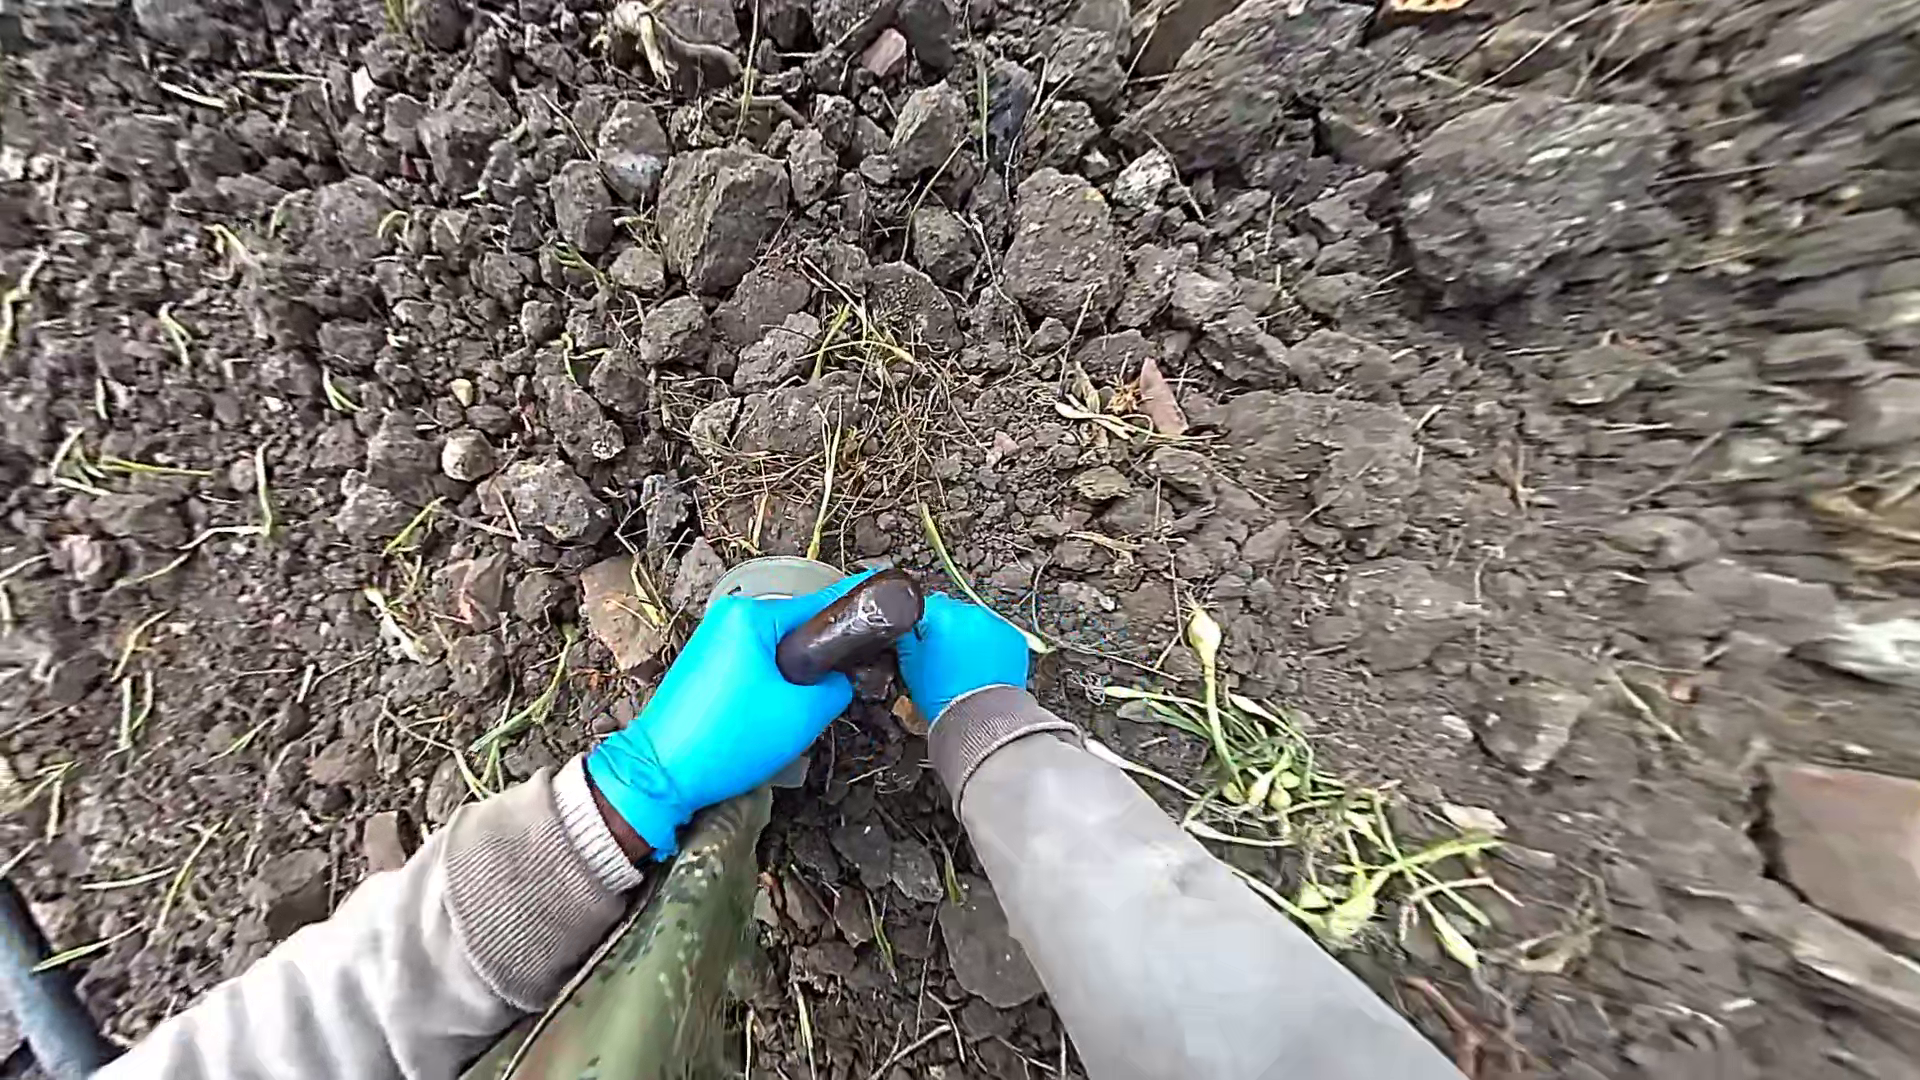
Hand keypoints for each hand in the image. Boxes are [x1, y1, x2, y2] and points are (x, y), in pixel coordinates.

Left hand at [587, 571, 873, 856]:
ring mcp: (714, 637)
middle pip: (799, 625)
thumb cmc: (728, 740)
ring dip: (797, 668)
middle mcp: (729, 617)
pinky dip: (774, 675)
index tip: (884, 596)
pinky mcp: (707, 661)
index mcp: (751, 616)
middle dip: (823, 651)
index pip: (820, 604)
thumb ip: (839, 687)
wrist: (657, 778)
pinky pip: (756, 658)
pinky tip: (783, 701)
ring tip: (812, 697)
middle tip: (849, 676)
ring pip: (778, 645)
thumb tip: (843, 678)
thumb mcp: (804, 714)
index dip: (855, 607)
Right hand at [893, 593, 1030, 723]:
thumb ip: (908, 638)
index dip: (923, 625)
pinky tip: (984, 667)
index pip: (927, 606)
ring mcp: (995, 624)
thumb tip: (910, 626)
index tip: (925, 640)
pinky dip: (992, 646)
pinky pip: (998, 634)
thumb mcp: (911, 666)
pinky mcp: (1014, 637)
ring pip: (976, 622)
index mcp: (942, 615)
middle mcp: (971, 614)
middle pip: (953, 612)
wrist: (980, 719)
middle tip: (946, 657)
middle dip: (949, 629)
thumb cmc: (944, 697)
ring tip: (967, 666)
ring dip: (971, 636)